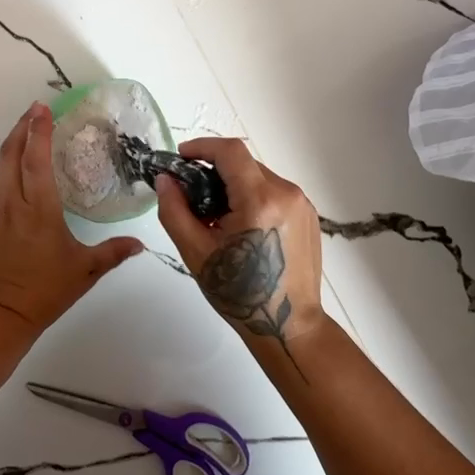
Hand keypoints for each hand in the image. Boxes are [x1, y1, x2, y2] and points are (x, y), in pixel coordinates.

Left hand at [0, 103, 144, 335]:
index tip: (42, 108)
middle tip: (35, 110)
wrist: (1, 316)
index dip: (38, 131)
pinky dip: (6, 165)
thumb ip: (113, 252)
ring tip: (26, 129)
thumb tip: (139, 244)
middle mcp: (14, 204)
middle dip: (21, 128)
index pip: (35, 160)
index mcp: (39, 210)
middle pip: (11, 155)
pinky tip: (17, 165)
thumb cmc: (46, 291)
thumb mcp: (86, 271)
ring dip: (12, 144)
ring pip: (0, 167)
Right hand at [156, 139, 327, 376]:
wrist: (289, 326)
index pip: (230, 151)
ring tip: (217, 219)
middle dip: (215, 172)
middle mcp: (287, 193)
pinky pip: (274, 192)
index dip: (202, 147)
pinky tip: (242, 229)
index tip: (180, 158)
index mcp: (260, 200)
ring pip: (259, 177)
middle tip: (193, 197)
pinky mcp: (309, 216)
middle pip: (244, 164)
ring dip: (234, 186)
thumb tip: (165, 180)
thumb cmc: (238, 293)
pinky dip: (252, 198)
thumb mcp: (196, 252)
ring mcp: (302, 204)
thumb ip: (174, 210)